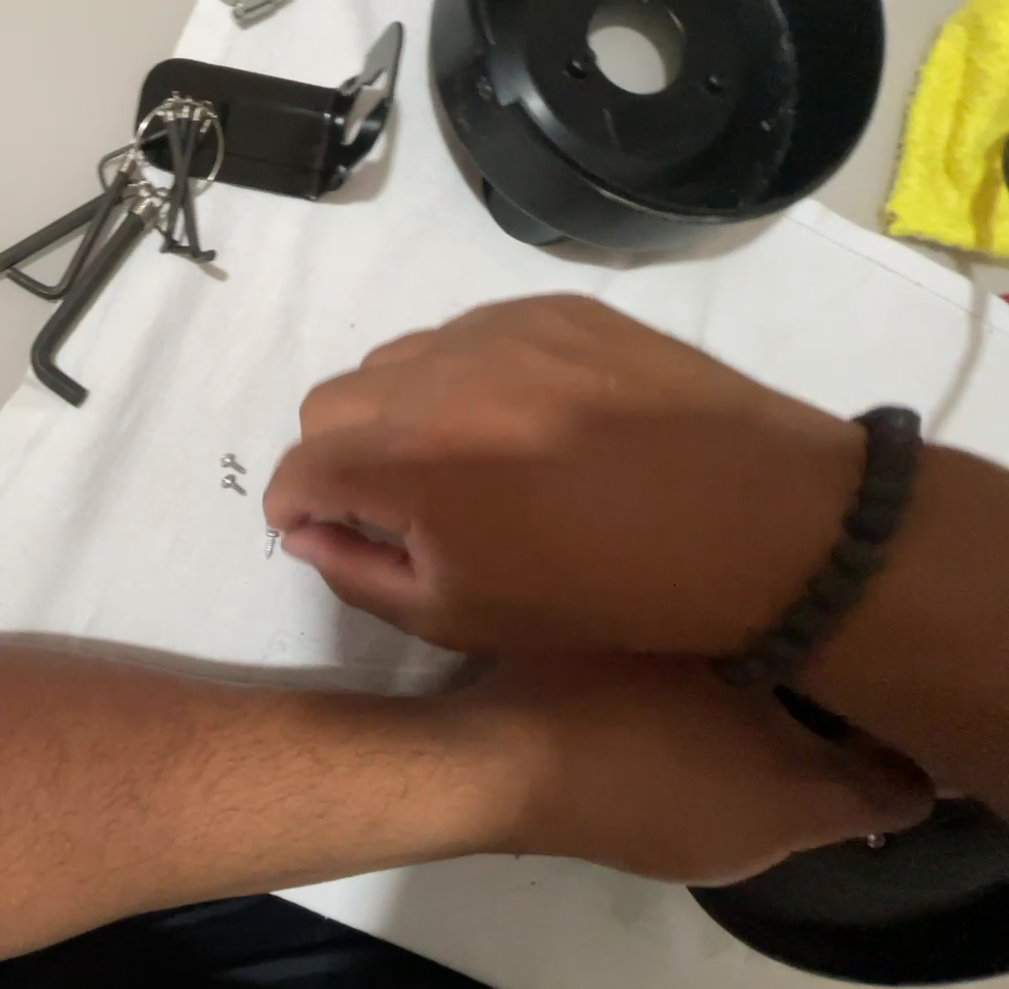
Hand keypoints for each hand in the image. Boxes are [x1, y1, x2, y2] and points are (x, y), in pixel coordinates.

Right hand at [264, 295, 863, 654]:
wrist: (760, 526)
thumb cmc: (593, 591)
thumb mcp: (451, 616)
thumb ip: (353, 574)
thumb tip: (304, 533)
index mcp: (406, 465)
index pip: (297, 471)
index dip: (291, 507)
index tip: (312, 526)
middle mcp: (432, 382)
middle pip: (324, 405)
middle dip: (330, 456)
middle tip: (382, 495)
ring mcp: (491, 334)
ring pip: (383, 364)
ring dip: (385, 412)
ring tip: (444, 451)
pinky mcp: (545, 310)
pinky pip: (452, 336)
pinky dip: (447, 379)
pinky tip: (501, 416)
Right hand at [461, 659, 933, 885]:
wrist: (488, 766)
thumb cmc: (596, 702)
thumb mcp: (681, 651)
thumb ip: (746, 643)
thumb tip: (773, 628)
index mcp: (801, 800)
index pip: (901, 788)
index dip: (880, 735)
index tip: (836, 682)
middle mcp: (762, 847)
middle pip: (811, 792)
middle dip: (788, 736)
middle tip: (739, 672)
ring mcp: (686, 856)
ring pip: (736, 800)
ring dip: (718, 754)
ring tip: (662, 698)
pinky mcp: (623, 852)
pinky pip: (674, 808)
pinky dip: (662, 772)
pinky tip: (607, 730)